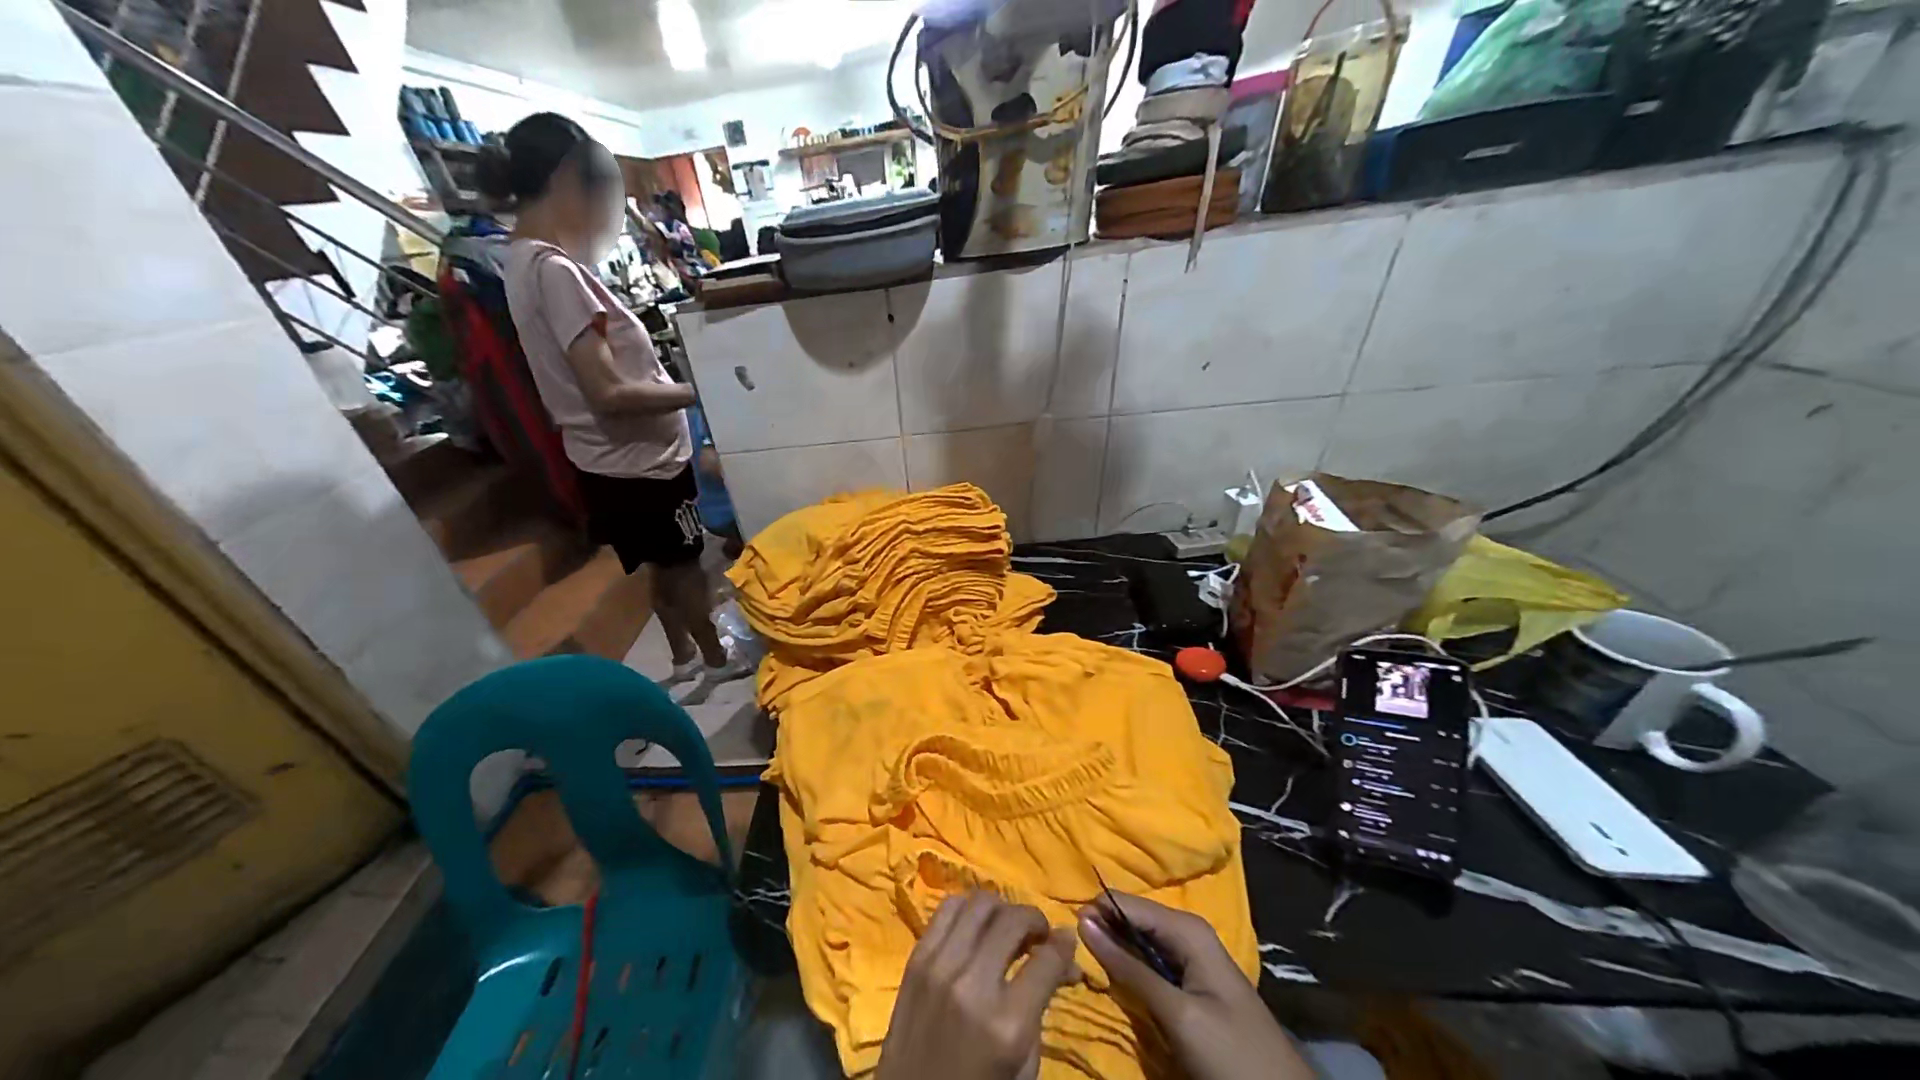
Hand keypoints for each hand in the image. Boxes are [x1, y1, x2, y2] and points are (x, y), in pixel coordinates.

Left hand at [877, 891, 1078, 1079]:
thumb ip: (1042, 1005)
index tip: (1067, 939)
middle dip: (1036, 920)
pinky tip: (976, 927)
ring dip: (1002, 910)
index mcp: (1008, 1023)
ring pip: (980, 903)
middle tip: (1039, 935)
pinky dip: (968, 909)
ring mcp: (940, 966)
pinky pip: (946, 908)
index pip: (1047, 959)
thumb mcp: (1024, 1065)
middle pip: (1014, 919)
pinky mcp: (916, 958)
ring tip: (1007, 928)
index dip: (1064, 944)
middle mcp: (973, 984)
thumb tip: (1063, 960)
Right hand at [1078, 892, 1314, 1079]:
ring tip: (1080, 960)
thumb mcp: (1177, 1013)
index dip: (1094, 912)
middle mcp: (1186, 932)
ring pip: (1136, 941)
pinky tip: (1110, 977)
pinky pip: (1147, 963)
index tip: (1061, 929)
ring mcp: (1188, 958)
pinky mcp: (1187, 983)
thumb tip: (1084, 922)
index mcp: (1186, 928)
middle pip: (1130, 919)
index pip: (1125, 903)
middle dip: (1101, 929)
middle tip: (1067, 949)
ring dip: (1111, 950)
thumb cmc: (1232, 1053)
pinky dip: (1127, 968)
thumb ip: (1130, 967)